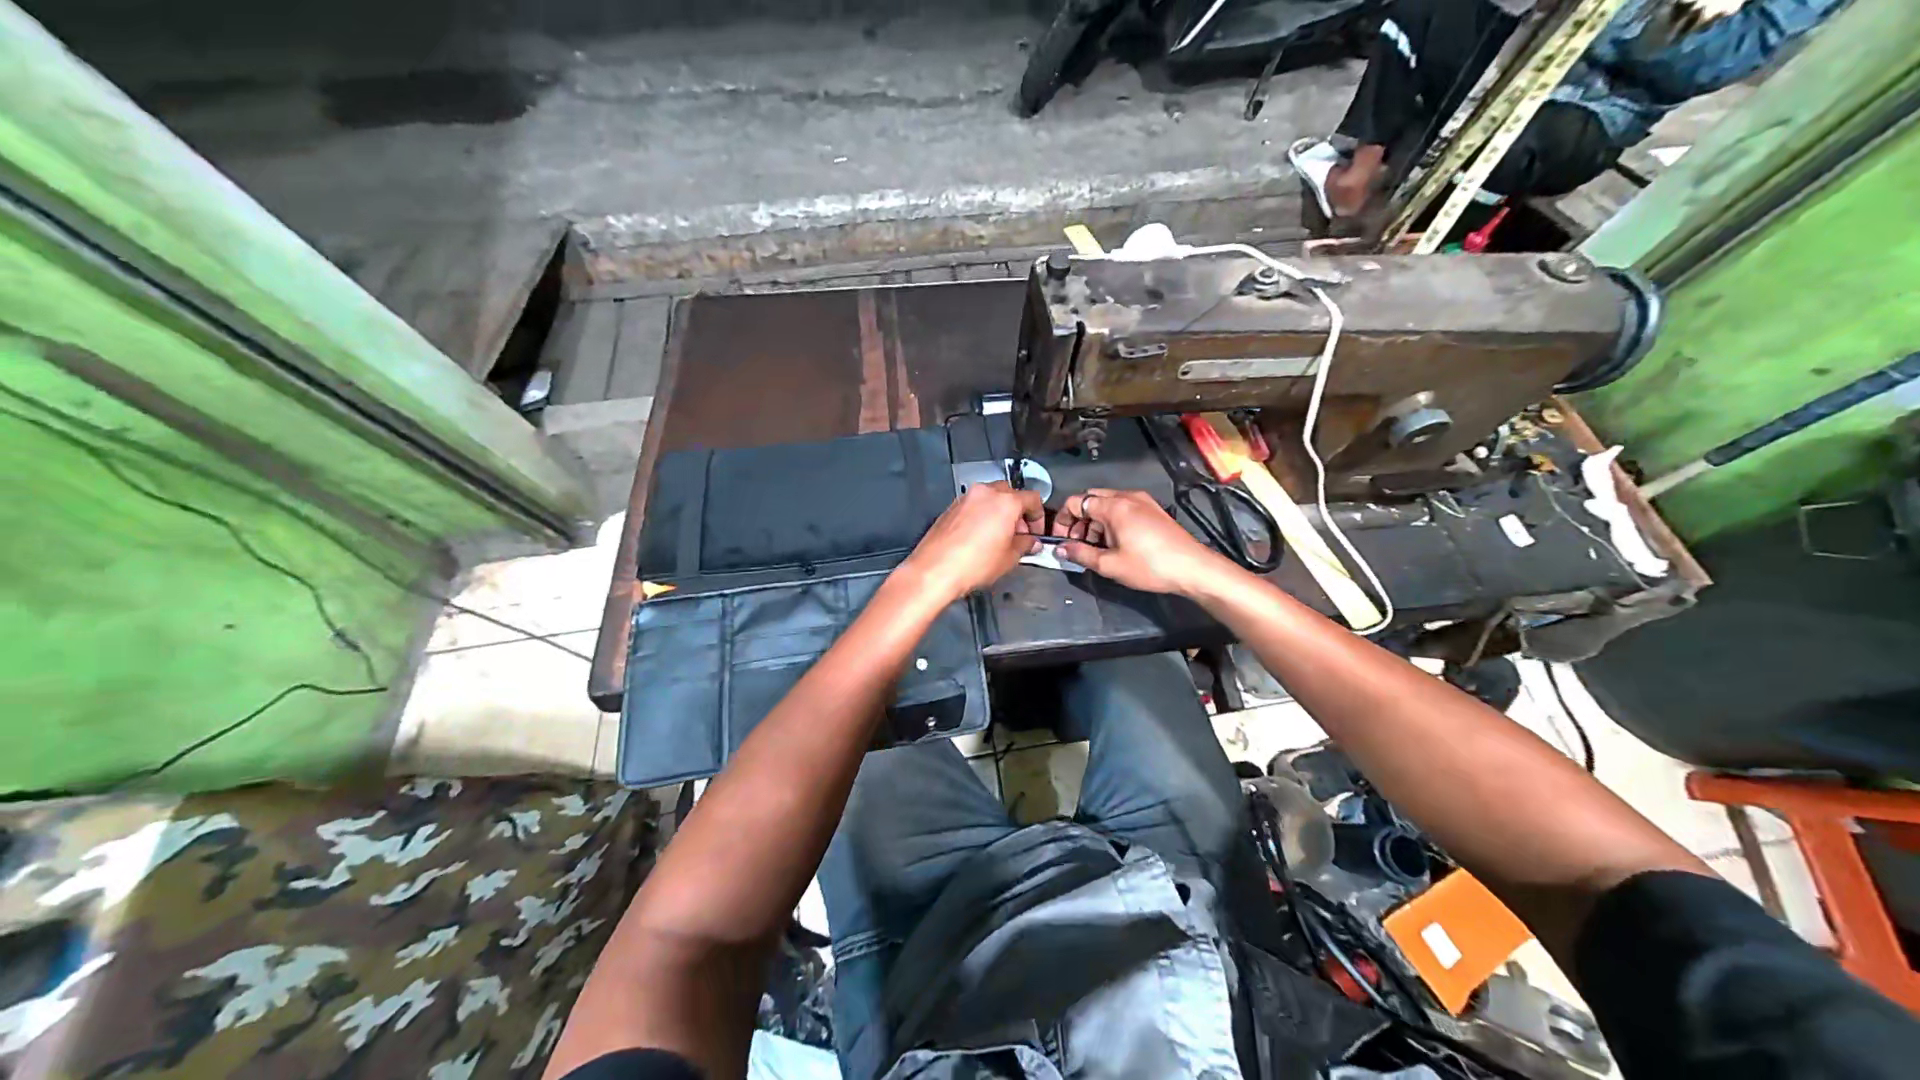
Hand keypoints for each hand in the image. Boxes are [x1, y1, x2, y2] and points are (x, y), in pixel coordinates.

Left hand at [898, 481, 1044, 603]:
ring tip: (1000, 537)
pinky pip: (974, 506)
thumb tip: (1029, 542)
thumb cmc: (970, 564)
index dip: (1038, 516)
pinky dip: (982, 515)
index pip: (1032, 499)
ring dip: (999, 512)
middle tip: (1020, 534)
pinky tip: (981, 537)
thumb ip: (1025, 545)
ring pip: (990, 498)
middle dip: (1018, 512)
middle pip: (1010, 494)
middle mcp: (985, 494)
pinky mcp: (951, 508)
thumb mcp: (1009, 558)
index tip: (1036, 530)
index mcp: (1005, 502)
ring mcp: (966, 499)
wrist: (935, 570)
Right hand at [1052, 488, 1243, 596]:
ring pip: (1107, 503)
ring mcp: (1142, 501)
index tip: (1061, 539)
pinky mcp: (1153, 510)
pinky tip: (1114, 542)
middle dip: (1078, 519)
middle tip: (1076, 543)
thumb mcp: (1110, 564)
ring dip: (1094, 521)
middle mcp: (1127, 496)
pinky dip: (1111, 520)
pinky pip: (1123, 507)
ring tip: (1095, 546)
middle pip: (1091, 499)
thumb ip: (1080, 553)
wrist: (1192, 568)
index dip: (1063, 519)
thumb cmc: (1149, 566)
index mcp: (1114, 506)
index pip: (1076, 502)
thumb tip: (1059, 549)